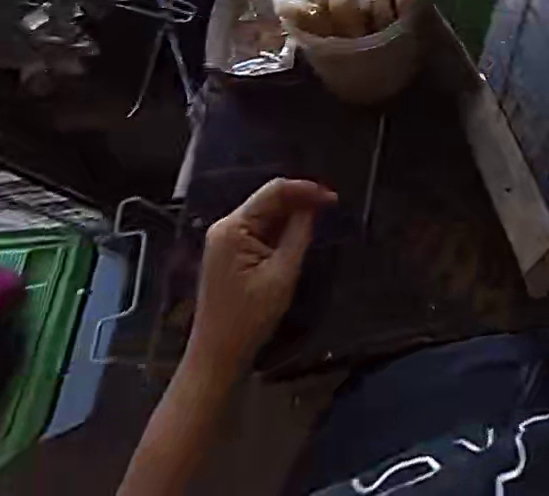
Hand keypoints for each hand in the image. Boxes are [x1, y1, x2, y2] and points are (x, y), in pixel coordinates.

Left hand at [188, 178, 336, 374]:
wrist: (216, 358)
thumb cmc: (249, 319)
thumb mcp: (282, 274)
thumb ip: (298, 234)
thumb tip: (313, 206)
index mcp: (233, 227)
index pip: (273, 192)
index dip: (305, 189)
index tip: (331, 197)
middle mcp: (226, 227)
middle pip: (268, 201)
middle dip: (300, 200)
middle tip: (331, 205)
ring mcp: (225, 240)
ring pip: (266, 216)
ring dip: (292, 214)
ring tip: (321, 216)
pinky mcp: (230, 254)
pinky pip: (260, 231)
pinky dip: (281, 230)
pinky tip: (299, 233)